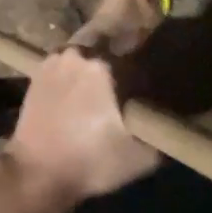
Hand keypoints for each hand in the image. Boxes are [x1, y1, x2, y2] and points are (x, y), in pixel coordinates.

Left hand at [3, 47, 159, 209]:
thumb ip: (161, 129)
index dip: (152, 66)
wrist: (40, 167)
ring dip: (99, 60)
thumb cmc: (93, 161)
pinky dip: (77, 67)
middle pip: (112, 46)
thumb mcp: (143, 156)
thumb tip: (171, 114)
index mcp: (109, 68)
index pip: (140, 57)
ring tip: (106, 81)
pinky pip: (67, 59)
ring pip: (87, 49)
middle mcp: (82, 53)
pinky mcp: (40, 66)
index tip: (158, 75)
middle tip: (131, 78)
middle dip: (125, 56)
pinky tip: (81, 85)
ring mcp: (58, 57)